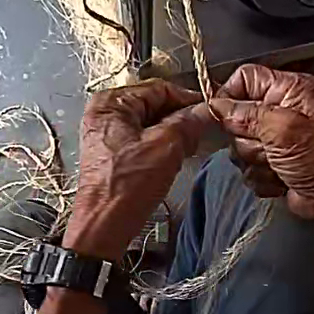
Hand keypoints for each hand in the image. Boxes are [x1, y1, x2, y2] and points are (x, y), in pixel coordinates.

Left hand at [65, 80, 213, 260]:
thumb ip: (188, 122)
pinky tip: (172, 160)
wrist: (104, 225)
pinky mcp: (111, 157)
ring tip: (187, 150)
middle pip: (153, 106)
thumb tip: (206, 110)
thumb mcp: (166, 147)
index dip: (188, 99)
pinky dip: (160, 148)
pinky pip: (142, 142)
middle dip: (179, 119)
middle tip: (200, 134)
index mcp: (110, 103)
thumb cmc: (126, 187)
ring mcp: (105, 136)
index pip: (159, 88)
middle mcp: (103, 115)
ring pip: (149, 126)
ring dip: (172, 136)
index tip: (209, 110)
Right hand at [208, 64, 313, 223]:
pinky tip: (279, 177)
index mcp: (289, 90)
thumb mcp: (282, 128)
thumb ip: (247, 113)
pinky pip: (246, 166)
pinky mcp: (270, 160)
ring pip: (238, 145)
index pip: (245, 77)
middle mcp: (280, 109)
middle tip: (269, 146)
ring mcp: (274, 137)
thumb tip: (217, 105)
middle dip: (247, 138)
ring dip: (254, 159)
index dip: (230, 95)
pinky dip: (259, 175)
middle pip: (237, 116)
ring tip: (278, 164)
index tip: (224, 117)